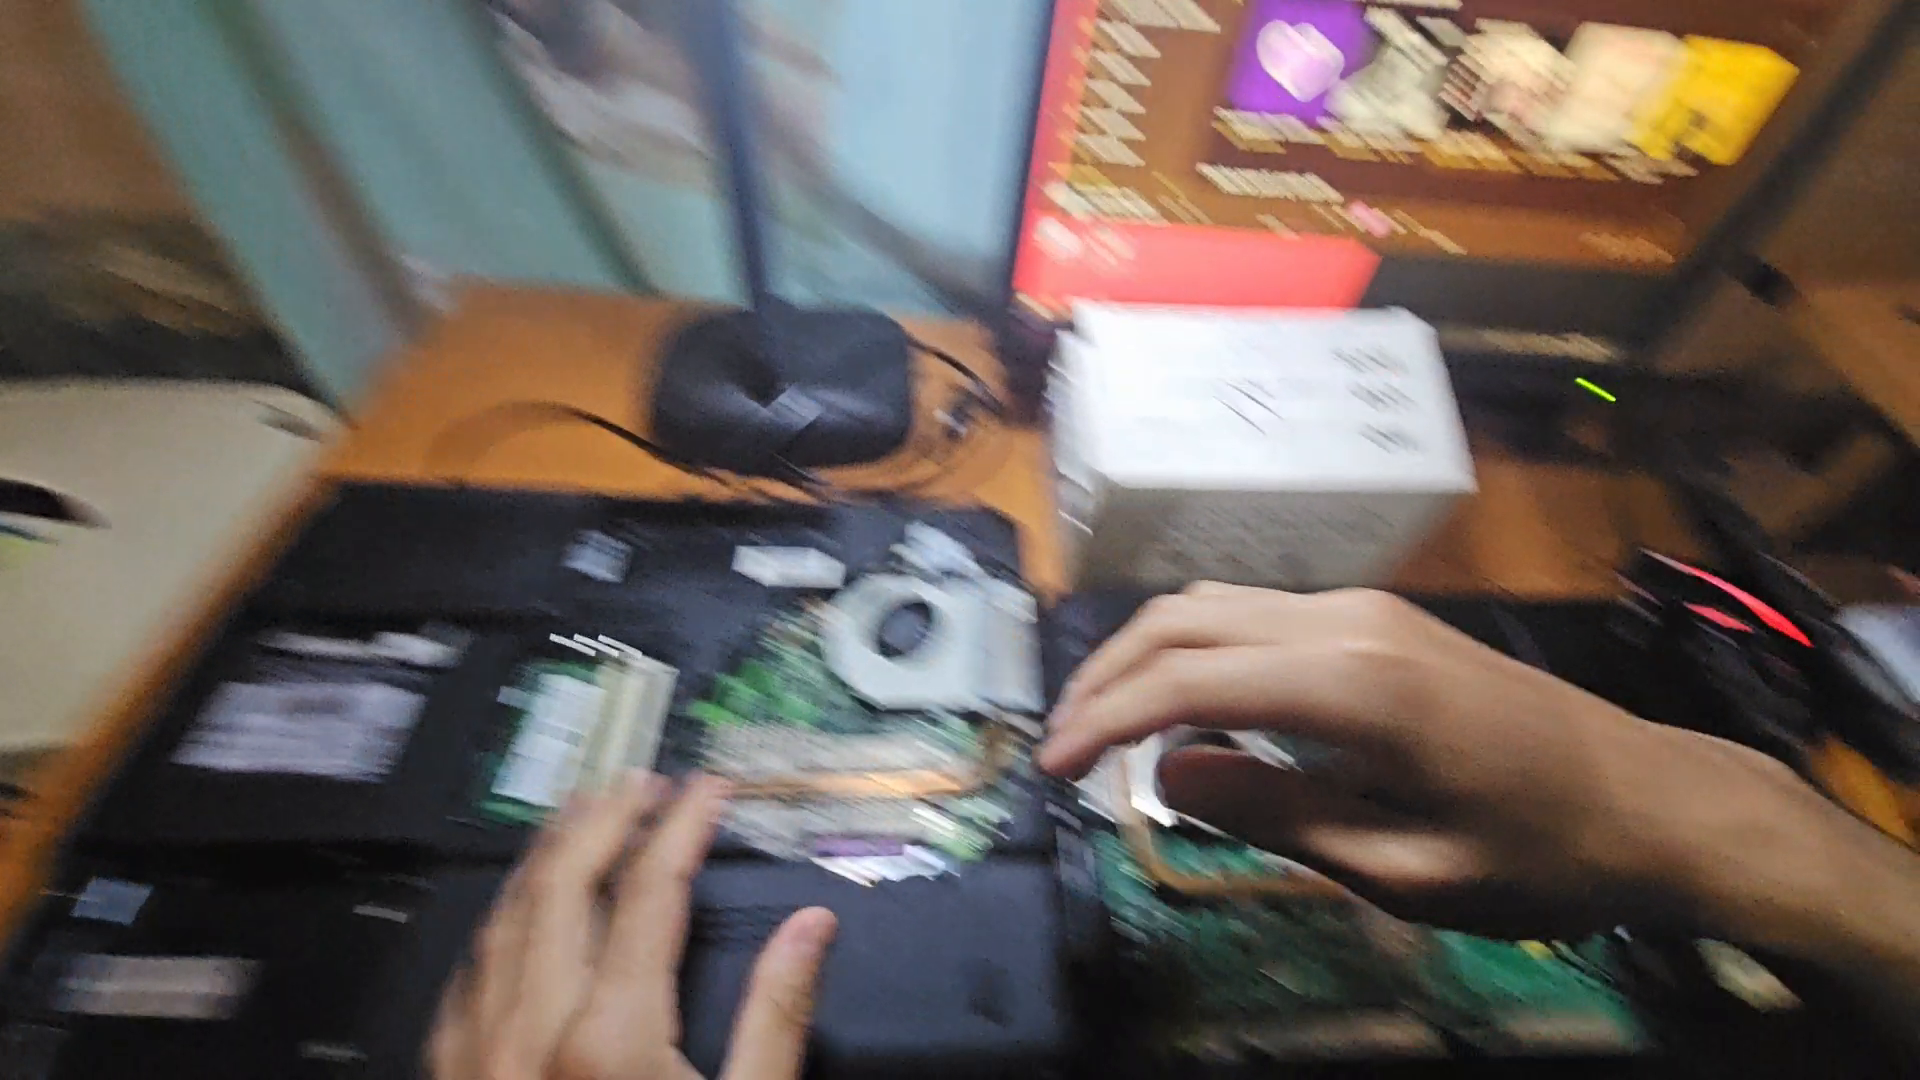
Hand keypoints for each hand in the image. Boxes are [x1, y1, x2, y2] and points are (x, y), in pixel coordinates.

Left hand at [428, 773, 837, 1079]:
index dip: (685, 822)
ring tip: (582, 816)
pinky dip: (502, 922)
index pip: (652, 886)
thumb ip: (778, 1015)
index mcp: (610, 1031)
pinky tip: (515, 917)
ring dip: (547, 855)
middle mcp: (532, 1031)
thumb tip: (814, 925)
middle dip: (605, 816)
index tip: (712, 786)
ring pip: (503, 921)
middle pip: (563, 883)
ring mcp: (477, 1062)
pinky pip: (466, 980)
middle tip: (640, 779)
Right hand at [1038, 584, 1893, 942]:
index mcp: (1350, 683)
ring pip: (1204, 605)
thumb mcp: (1403, 871)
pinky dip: (1186, 647)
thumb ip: (1273, 814)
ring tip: (1103, 715)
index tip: (1056, 767)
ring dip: (1139, 654)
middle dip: (1105, 677)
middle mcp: (1337, 619)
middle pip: (1180, 622)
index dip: (1106, 720)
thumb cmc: (1535, 853)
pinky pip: (1242, 613)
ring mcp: (1349, 605)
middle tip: (1064, 739)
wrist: (1648, 795)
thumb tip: (1167, 774)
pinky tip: (1176, 692)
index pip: (1187, 682)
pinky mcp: (1358, 612)